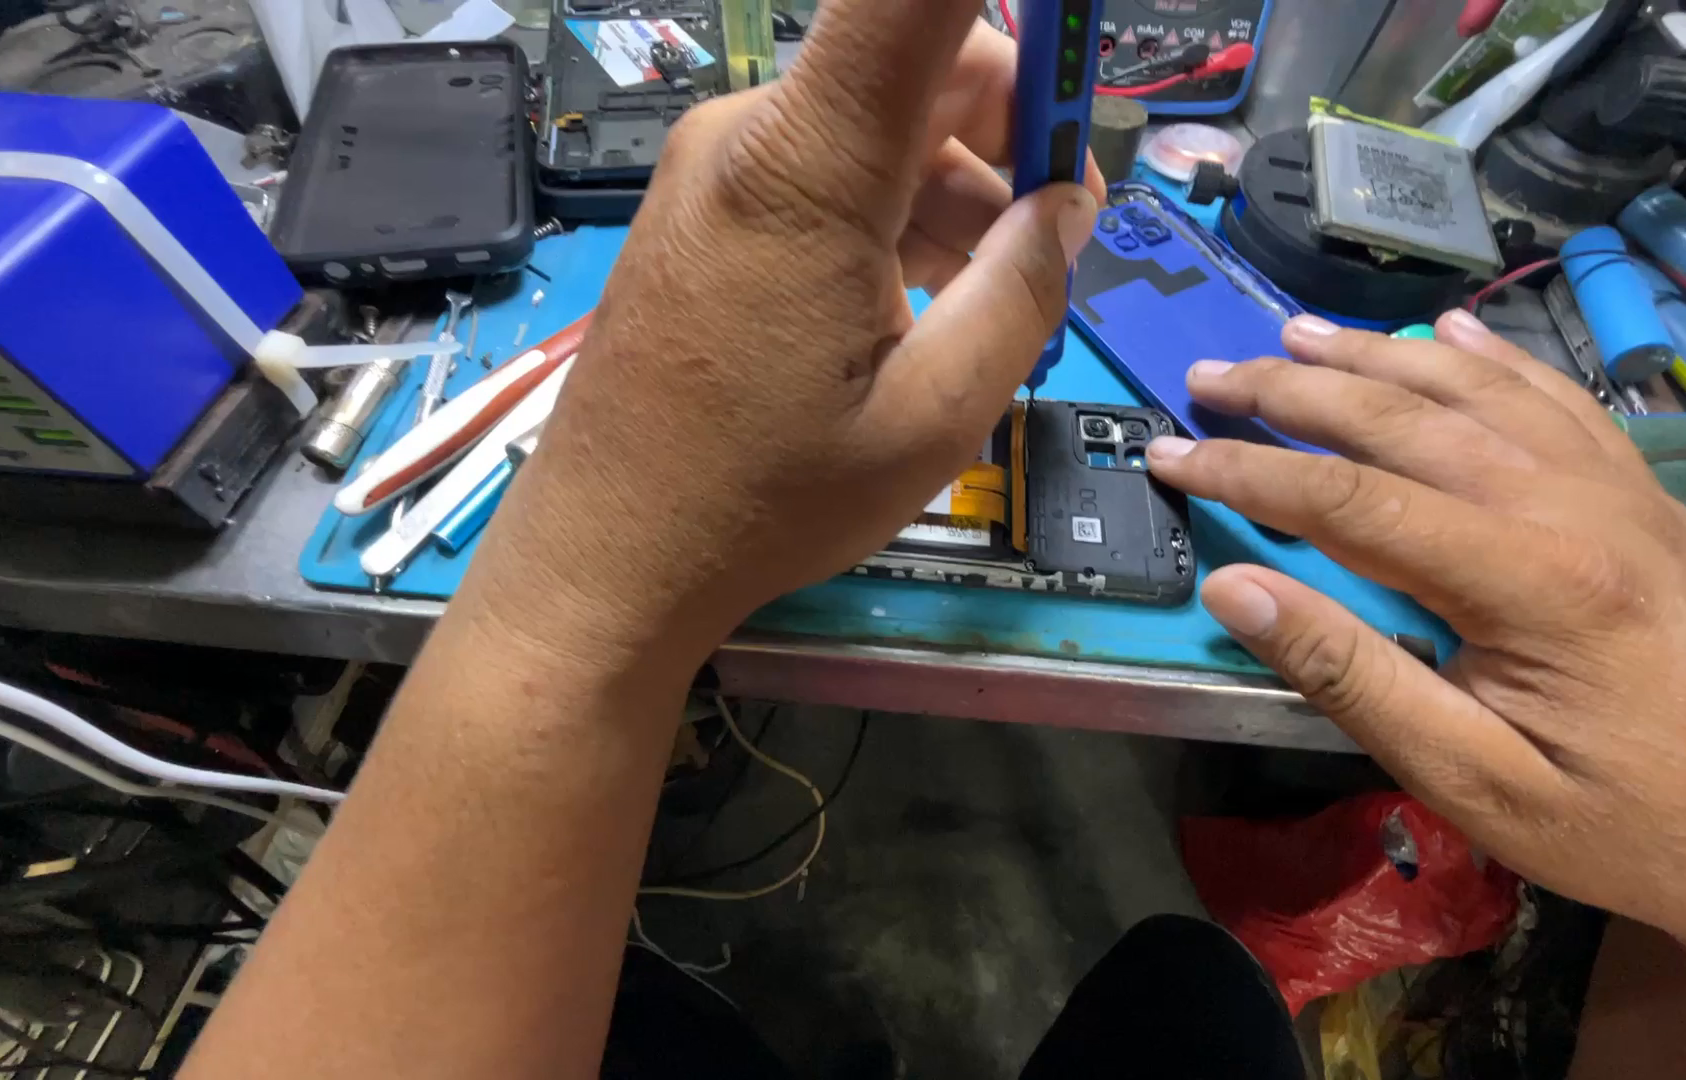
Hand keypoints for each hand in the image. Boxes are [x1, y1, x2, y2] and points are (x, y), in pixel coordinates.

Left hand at [458, 2, 1101, 669]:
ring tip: (988, 308)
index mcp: (808, 167)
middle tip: (1057, 240)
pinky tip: (920, 311)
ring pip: (879, 138)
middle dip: (1013, 135)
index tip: (1067, 60)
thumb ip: (1021, 295)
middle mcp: (753, 139)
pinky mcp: (708, 222)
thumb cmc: (774, 500)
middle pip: (918, 67)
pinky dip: (896, 227)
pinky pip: (828, 187)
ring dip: (958, 200)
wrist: (618, 556)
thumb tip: (1066, 207)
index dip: (1014, 1)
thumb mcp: (934, 418)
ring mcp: (720, 178)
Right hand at [1146, 310, 1685, 1007]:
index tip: (1169, 453)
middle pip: (1404, 419)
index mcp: (1531, 580)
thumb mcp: (1468, 778)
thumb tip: (1233, 589)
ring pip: (1477, 391)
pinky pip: (1559, 401)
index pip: (1346, 497)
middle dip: (1291, 391)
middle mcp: (1577, 507)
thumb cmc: (1630, 826)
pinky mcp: (1649, 500)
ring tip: (1296, 333)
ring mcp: (1623, 492)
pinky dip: (1492, 357)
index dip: (1244, 469)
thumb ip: (1345, 672)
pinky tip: (1448, 331)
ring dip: (1374, 356)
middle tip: (1210, 374)